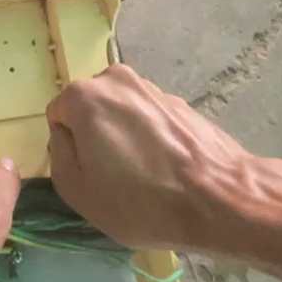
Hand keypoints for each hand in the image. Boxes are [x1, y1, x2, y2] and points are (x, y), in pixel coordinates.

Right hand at [46, 64, 255, 251]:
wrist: (223, 202)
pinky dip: (153, 140)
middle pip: (91, 109)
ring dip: (126, 138)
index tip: (89, 173)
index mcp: (84, 95)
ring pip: (122, 114)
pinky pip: (152, 120)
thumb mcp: (76, 190)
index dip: (70, 148)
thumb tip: (67, 137)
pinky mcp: (182, 104)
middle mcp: (116, 80)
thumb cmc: (141, 200)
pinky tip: (168, 170)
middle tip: (115, 176)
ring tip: (146, 176)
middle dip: (97, 137)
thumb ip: (58, 153)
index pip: (59, 116)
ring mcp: (153, 89)